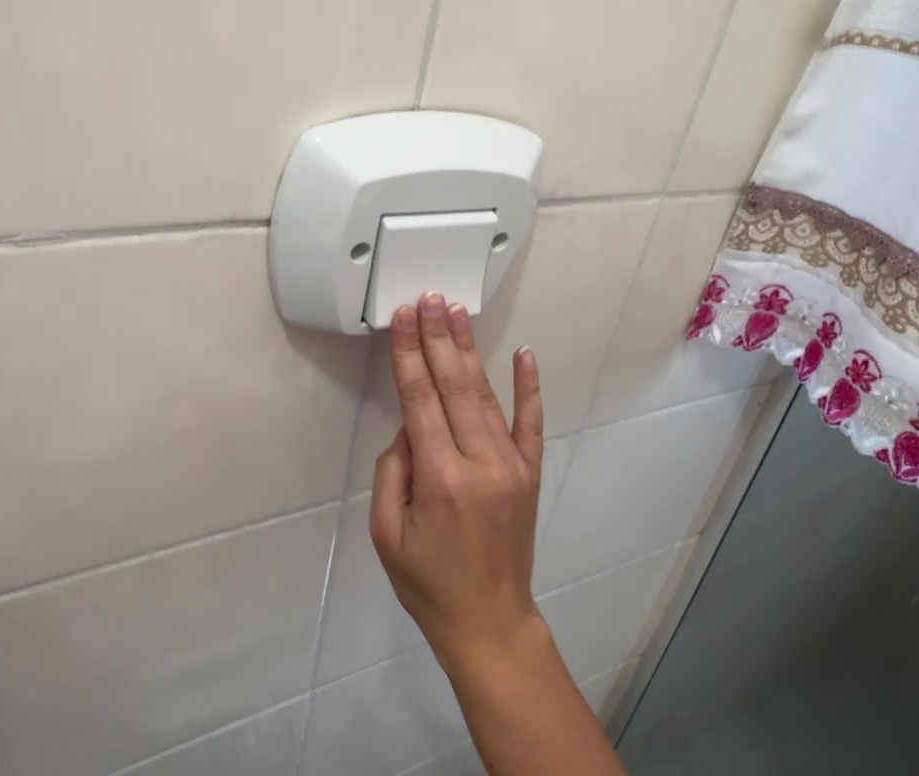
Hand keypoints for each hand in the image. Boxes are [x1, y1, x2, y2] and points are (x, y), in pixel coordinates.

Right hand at [371, 293, 547, 670]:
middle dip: (438, 337)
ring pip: (486, 394)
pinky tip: (524, 353)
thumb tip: (409, 427)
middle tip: (428, 298)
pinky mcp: (530, 472)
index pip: (420, 400)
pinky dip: (528, 386)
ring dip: (469, 350)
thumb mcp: (387, 533)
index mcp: (441, 478)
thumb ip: (393, 472)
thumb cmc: (429, 582)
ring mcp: (512, 464)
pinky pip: (531, 422)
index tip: (403, 318)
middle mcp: (481, 462)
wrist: (490, 620)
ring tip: (456, 311)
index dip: (409, 355)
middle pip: (455, 386)